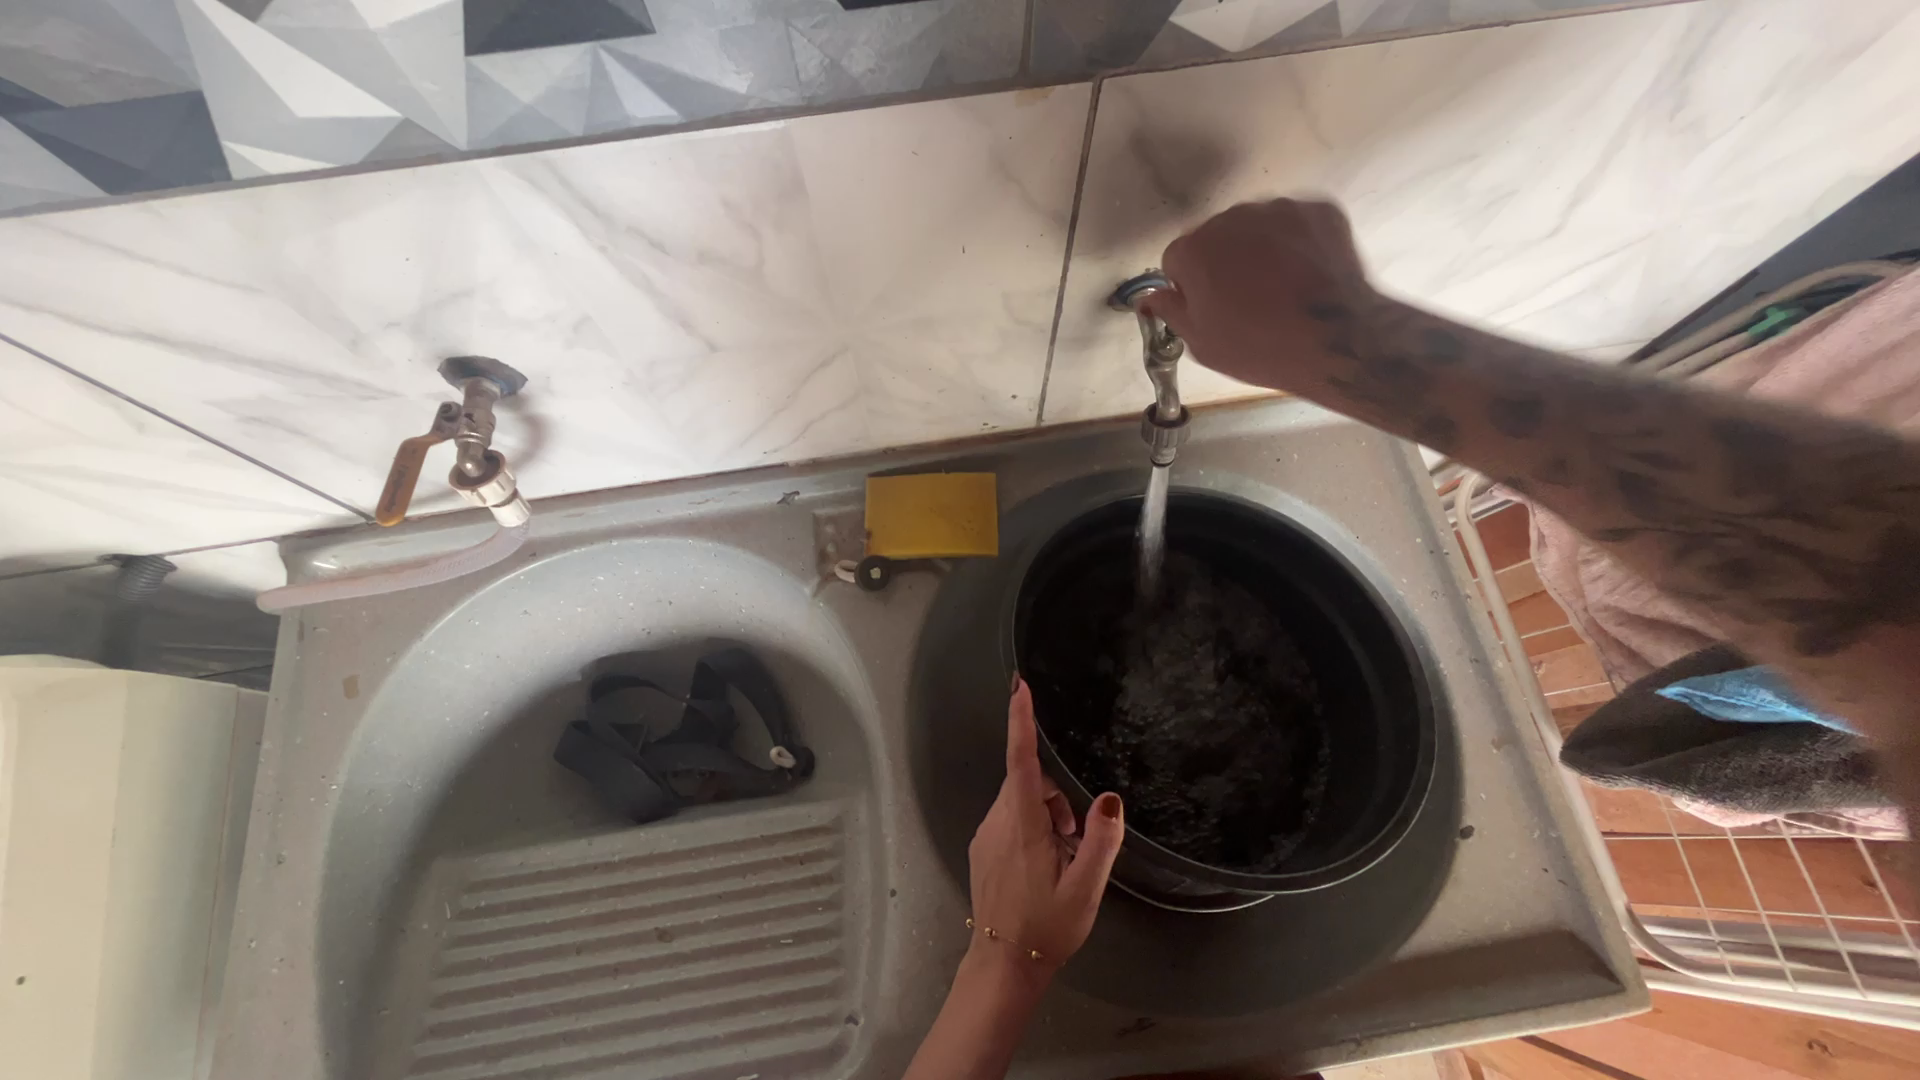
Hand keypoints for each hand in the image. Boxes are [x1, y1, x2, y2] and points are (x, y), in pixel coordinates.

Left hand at [966, 676, 1124, 973]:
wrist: (1003, 964)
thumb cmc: (1047, 926)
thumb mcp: (1086, 888)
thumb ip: (1101, 841)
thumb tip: (1110, 798)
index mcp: (1022, 825)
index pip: (1020, 760)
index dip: (1020, 720)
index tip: (1020, 686)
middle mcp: (997, 821)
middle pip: (1026, 780)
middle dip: (1055, 794)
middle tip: (1075, 837)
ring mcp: (985, 834)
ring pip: (1019, 799)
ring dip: (1046, 812)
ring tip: (1065, 855)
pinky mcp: (982, 847)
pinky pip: (1009, 817)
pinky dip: (1031, 824)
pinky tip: (1046, 862)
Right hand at [1147, 198, 1380, 391]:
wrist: (1334, 339)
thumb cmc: (1259, 346)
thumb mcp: (1201, 342)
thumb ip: (1170, 310)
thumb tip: (1150, 295)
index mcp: (1194, 250)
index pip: (1176, 260)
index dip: (1188, 286)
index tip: (1207, 307)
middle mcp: (1231, 218)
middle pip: (1215, 237)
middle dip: (1223, 261)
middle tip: (1244, 300)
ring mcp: (1277, 210)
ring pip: (1254, 227)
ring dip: (1257, 249)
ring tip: (1277, 288)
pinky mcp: (1317, 209)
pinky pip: (1293, 223)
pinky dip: (1294, 243)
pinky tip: (1302, 275)